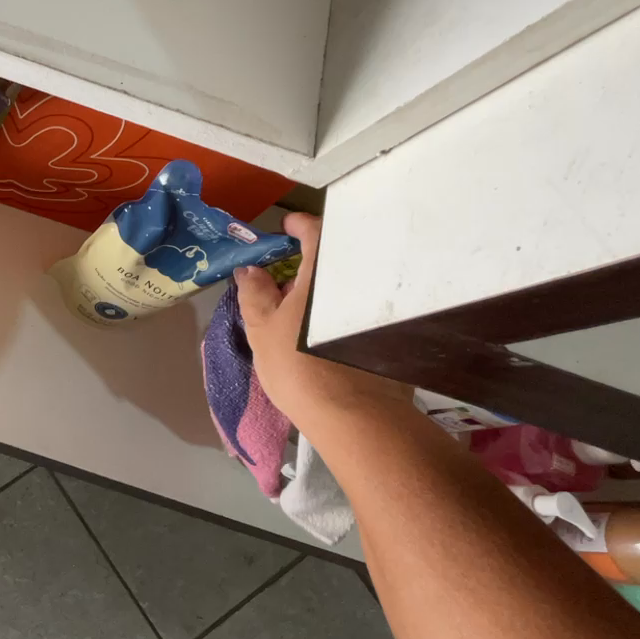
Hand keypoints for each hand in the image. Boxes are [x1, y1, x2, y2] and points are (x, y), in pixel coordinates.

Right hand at [233, 213, 408, 431]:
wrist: (350, 413)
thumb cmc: (297, 365)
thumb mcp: (262, 328)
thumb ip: (254, 293)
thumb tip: (250, 270)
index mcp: (325, 273)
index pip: (316, 232)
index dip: (299, 226)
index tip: (286, 227)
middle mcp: (358, 282)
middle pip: (337, 258)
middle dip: (312, 258)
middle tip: (289, 268)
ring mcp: (377, 307)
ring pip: (350, 285)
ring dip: (328, 286)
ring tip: (304, 300)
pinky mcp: (389, 332)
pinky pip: (363, 307)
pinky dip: (343, 308)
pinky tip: (327, 328)